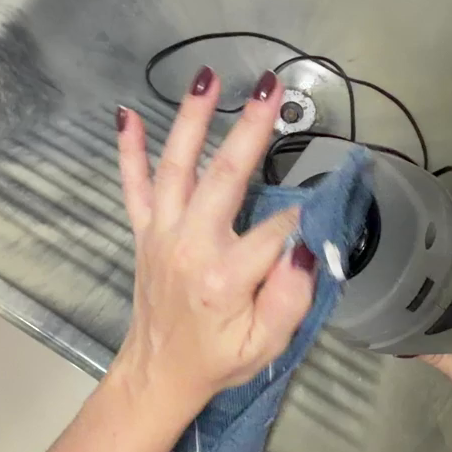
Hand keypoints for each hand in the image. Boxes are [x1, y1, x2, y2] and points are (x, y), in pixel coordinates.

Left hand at [110, 66, 316, 413]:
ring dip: (191, 119)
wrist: (159, 373)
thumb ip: (291, 297)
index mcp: (223, 276)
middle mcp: (188, 244)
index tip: (327, 199)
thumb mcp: (266, 345)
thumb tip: (305, 246)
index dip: (305, 213)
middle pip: (224, 176)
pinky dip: (128, 150)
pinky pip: (133, 186)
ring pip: (175, 167)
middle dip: (250, 129)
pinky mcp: (144, 231)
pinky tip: (125, 114)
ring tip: (206, 78)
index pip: (276, 228)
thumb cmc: (218, 360)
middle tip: (270, 86)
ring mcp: (161, 233)